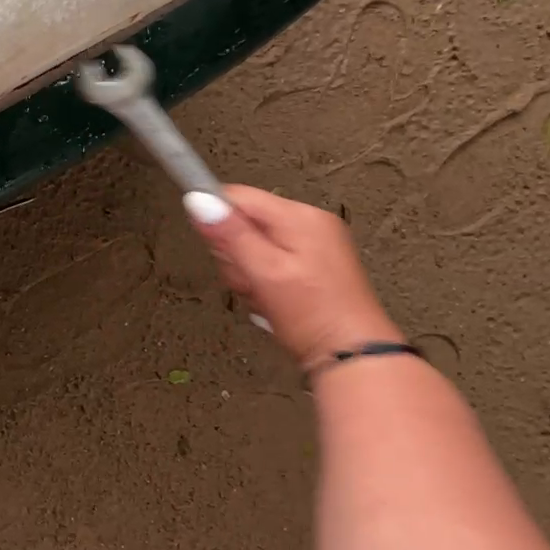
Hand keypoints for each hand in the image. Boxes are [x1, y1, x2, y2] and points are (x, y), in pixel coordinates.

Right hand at [183, 185, 402, 370]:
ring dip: (243, 268)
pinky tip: (270, 296)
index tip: (216, 247)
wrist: (350, 353)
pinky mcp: (308, 262)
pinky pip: (264, 259)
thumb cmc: (313, 313)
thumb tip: (199, 200)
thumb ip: (230, 233)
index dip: (215, 218)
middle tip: (249, 276)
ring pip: (249, 242)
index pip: (237, 196)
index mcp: (300, 217)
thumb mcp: (264, 269)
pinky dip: (258, 277)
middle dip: (232, 251)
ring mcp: (311, 243)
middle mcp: (309, 223)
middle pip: (242, 220)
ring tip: (261, 291)